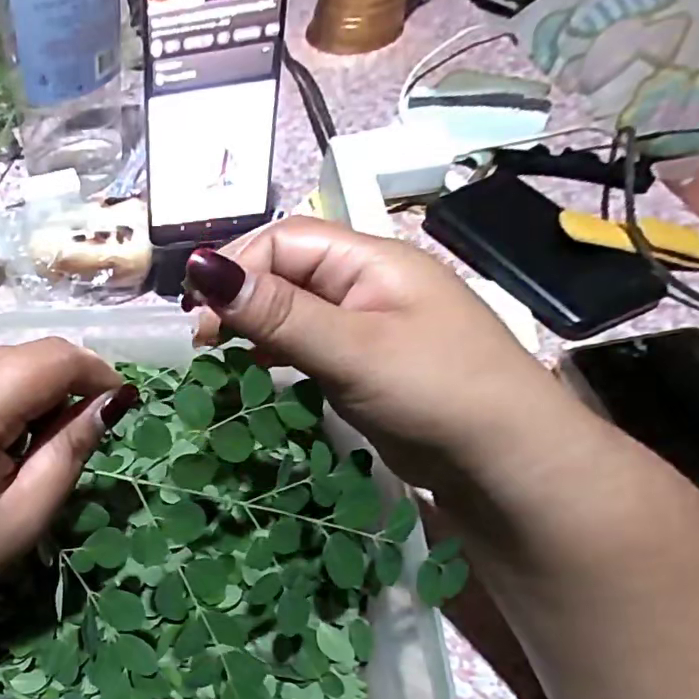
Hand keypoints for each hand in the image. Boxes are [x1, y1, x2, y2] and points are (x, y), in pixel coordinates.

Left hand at [0, 338, 130, 625]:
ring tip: (36, 446)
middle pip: (22, 355)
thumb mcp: (26, 513)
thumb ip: (70, 450)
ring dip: (31, 390)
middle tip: (80, 431)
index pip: (50, 359)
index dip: (95, 372)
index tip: (119, 403)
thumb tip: (108, 405)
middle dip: (65, 381)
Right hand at [183, 217, 582, 490]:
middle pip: (286, 271)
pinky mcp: (364, 365)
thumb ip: (279, 312)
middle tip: (201, 341)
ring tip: (217, 356)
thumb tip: (203, 268)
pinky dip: (276, 353)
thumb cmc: (434, 390)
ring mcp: (367, 326)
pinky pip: (309, 345)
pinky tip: (255, 371)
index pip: (285, 240)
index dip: (236, 268)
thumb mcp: (352, 348)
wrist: (502, 457)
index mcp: (370, 258)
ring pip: (294, 310)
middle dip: (239, 297)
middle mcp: (366, 283)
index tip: (197, 315)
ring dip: (253, 326)